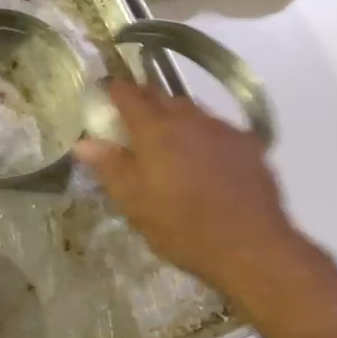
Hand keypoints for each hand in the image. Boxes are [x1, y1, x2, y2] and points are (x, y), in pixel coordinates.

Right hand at [75, 80, 329, 320]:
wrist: (253, 247)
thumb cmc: (184, 228)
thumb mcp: (135, 204)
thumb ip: (110, 167)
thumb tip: (83, 142)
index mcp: (155, 130)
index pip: (129, 94)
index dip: (114, 90)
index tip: (105, 93)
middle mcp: (189, 119)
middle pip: (162, 96)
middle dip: (145, 100)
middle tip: (133, 118)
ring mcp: (222, 129)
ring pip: (192, 111)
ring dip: (176, 117)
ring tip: (170, 141)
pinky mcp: (249, 145)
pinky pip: (218, 129)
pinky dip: (204, 136)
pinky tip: (206, 160)